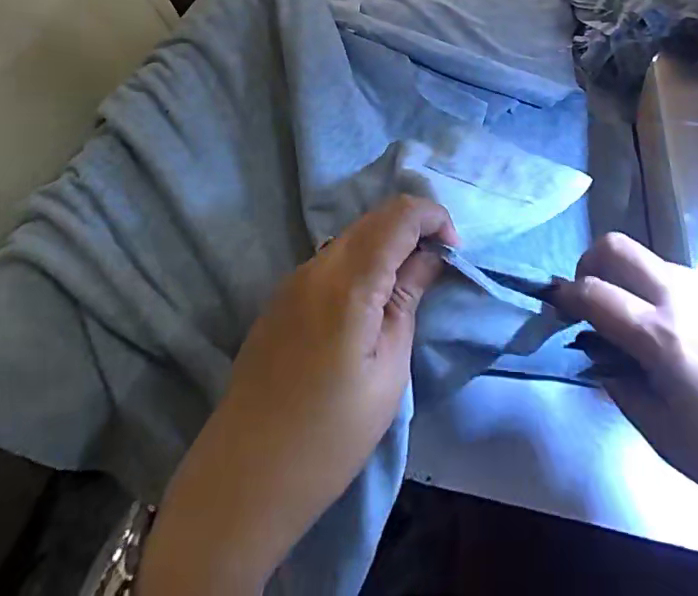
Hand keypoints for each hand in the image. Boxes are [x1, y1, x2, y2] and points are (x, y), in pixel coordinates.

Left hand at [140, 196, 456, 595]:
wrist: (243, 482)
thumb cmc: (331, 435)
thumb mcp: (388, 370)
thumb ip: (407, 300)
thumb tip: (429, 257)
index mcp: (348, 284)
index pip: (399, 215)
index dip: (434, 218)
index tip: (453, 252)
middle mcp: (315, 269)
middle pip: (375, 217)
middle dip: (414, 227)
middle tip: (436, 267)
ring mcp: (291, 283)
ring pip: (351, 236)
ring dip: (388, 243)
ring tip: (408, 285)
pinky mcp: (279, 302)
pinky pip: (330, 260)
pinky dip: (362, 261)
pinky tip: (370, 301)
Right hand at [552, 232, 697, 595]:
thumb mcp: (664, 436)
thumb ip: (622, 387)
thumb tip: (600, 359)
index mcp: (658, 333)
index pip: (592, 292)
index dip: (563, 296)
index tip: (554, 306)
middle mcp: (683, 295)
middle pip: (619, 247)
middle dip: (591, 265)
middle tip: (590, 304)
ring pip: (655, 261)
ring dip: (631, 280)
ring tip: (639, 332)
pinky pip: (687, 280)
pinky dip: (666, 294)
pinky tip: (685, 341)